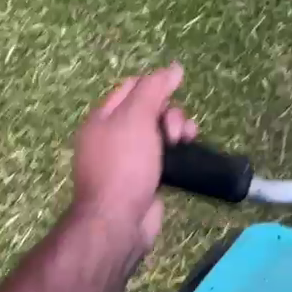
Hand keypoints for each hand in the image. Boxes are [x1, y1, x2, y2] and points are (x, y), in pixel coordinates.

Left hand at [70, 63, 197, 252]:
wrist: (118, 223)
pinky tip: (188, 153)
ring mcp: (130, 159)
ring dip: (178, 128)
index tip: (174, 91)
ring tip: (186, 140)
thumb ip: (155, 87)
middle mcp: (114, 136)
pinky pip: (166, 154)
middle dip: (170, 111)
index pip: (133, 87)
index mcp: (103, 118)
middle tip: (175, 129)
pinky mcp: (146, 178)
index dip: (155, 85)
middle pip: (150, 108)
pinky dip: (178, 150)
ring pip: (161, 131)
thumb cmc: (123, 163)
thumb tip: (175, 67)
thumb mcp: (136, 115)